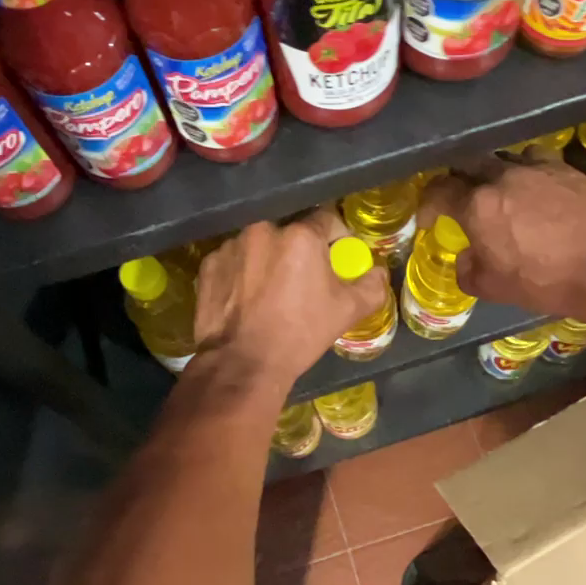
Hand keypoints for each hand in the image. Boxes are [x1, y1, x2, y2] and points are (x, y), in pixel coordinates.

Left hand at [192, 210, 389, 387]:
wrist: (243, 363)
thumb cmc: (300, 334)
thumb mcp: (346, 312)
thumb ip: (370, 286)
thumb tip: (378, 272)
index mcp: (300, 236)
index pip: (327, 220)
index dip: (336, 239)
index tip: (337, 259)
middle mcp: (263, 230)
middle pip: (290, 234)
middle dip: (299, 252)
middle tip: (302, 282)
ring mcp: (231, 246)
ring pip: (259, 246)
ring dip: (268, 261)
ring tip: (270, 294)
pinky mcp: (208, 265)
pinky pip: (234, 262)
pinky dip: (242, 274)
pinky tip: (246, 300)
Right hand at [423, 159, 585, 320]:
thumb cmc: (542, 282)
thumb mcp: (492, 287)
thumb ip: (467, 269)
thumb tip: (466, 257)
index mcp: (477, 206)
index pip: (438, 192)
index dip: (427, 205)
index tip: (428, 220)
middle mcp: (501, 177)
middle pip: (467, 164)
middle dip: (456, 181)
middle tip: (458, 199)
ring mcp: (535, 168)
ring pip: (501, 158)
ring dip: (491, 173)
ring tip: (496, 192)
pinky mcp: (564, 169)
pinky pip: (534, 160)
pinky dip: (525, 171)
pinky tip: (532, 187)